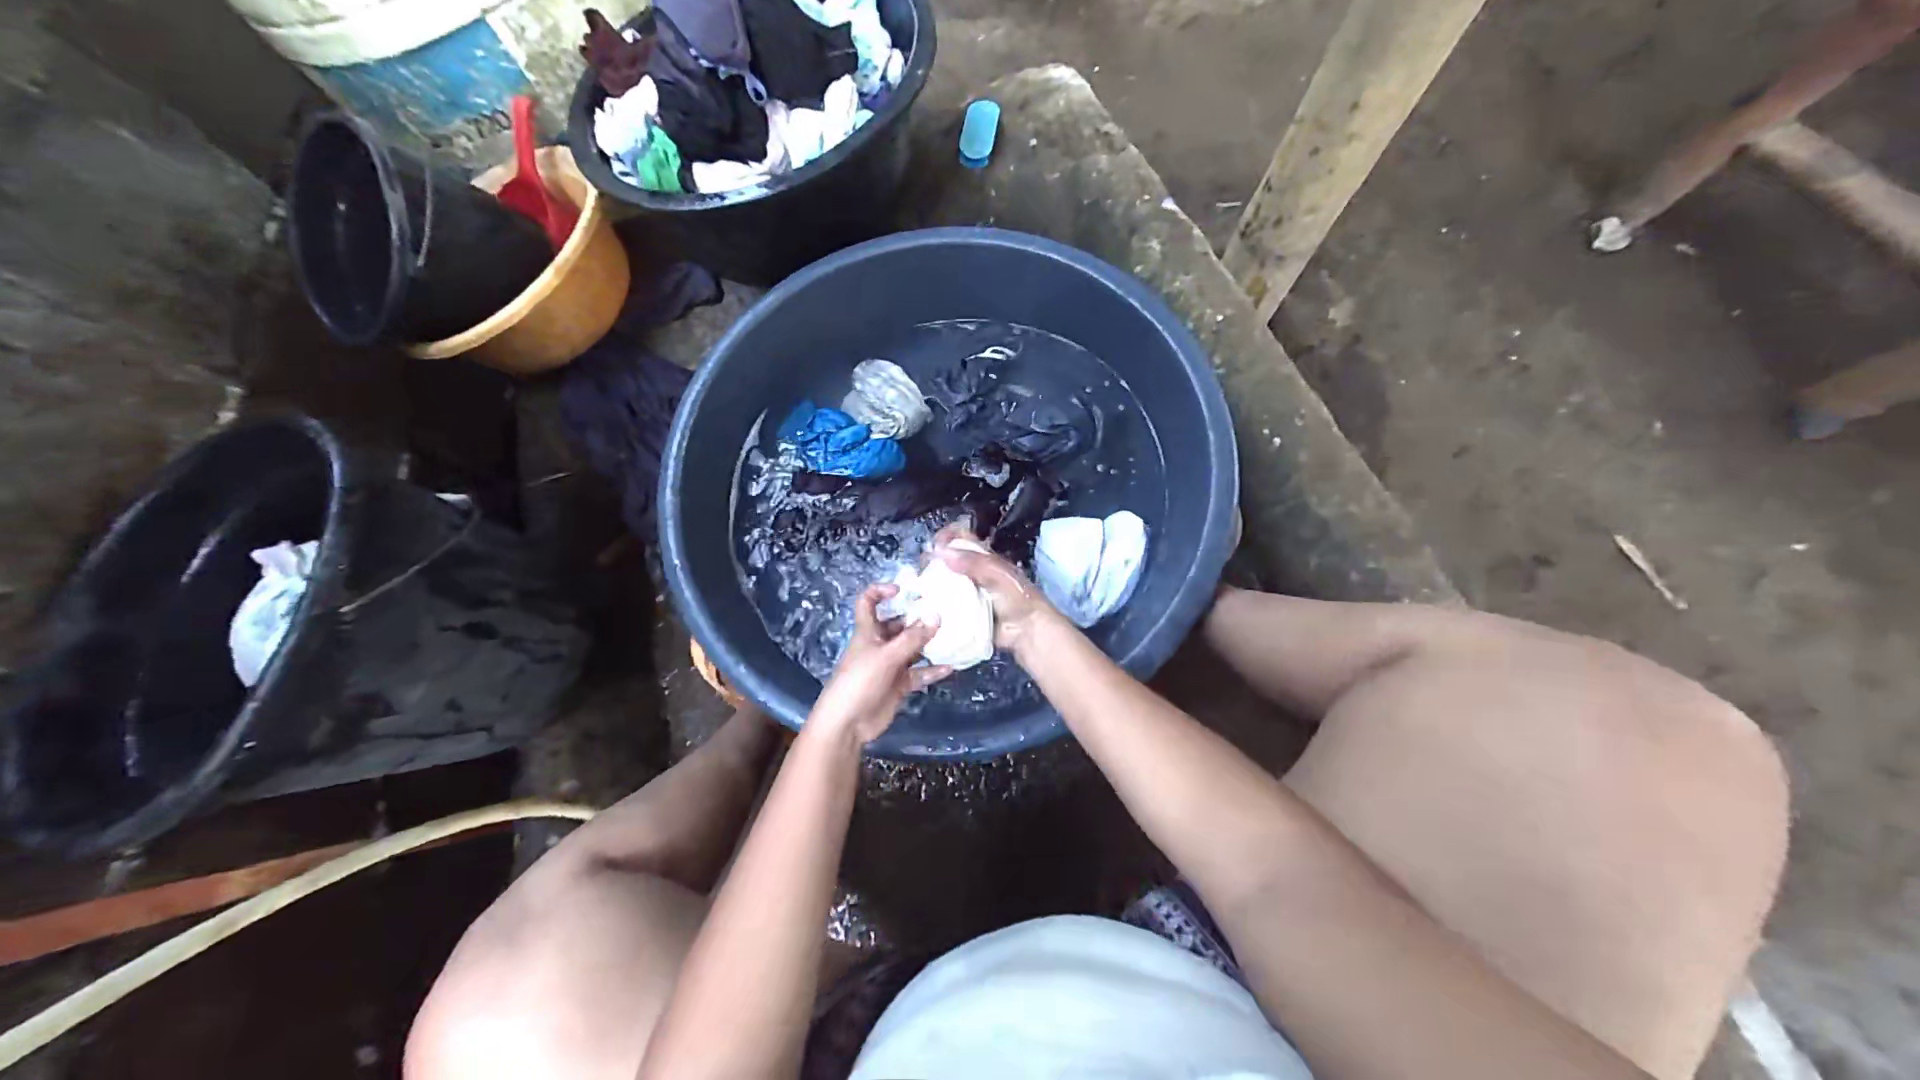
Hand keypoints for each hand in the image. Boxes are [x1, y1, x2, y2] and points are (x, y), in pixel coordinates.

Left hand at [808, 585, 951, 744]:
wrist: (847, 723)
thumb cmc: (860, 681)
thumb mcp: (886, 656)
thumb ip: (913, 638)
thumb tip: (937, 615)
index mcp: (867, 631)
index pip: (868, 602)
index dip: (881, 591)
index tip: (903, 590)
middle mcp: (879, 645)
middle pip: (898, 625)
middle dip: (917, 618)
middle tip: (943, 611)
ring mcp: (890, 666)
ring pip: (912, 649)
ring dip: (929, 644)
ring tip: (952, 636)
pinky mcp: (898, 685)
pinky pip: (919, 673)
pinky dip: (932, 670)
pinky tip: (950, 667)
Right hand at [930, 523, 1063, 652]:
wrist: (1026, 630)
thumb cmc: (1016, 597)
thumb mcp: (997, 573)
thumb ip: (972, 561)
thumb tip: (941, 552)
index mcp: (982, 558)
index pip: (960, 540)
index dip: (946, 537)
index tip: (934, 545)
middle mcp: (971, 573)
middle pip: (946, 561)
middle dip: (932, 562)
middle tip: (923, 569)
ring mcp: (965, 594)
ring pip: (941, 584)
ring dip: (929, 584)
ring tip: (918, 587)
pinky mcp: (961, 613)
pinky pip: (943, 606)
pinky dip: (933, 605)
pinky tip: (923, 605)